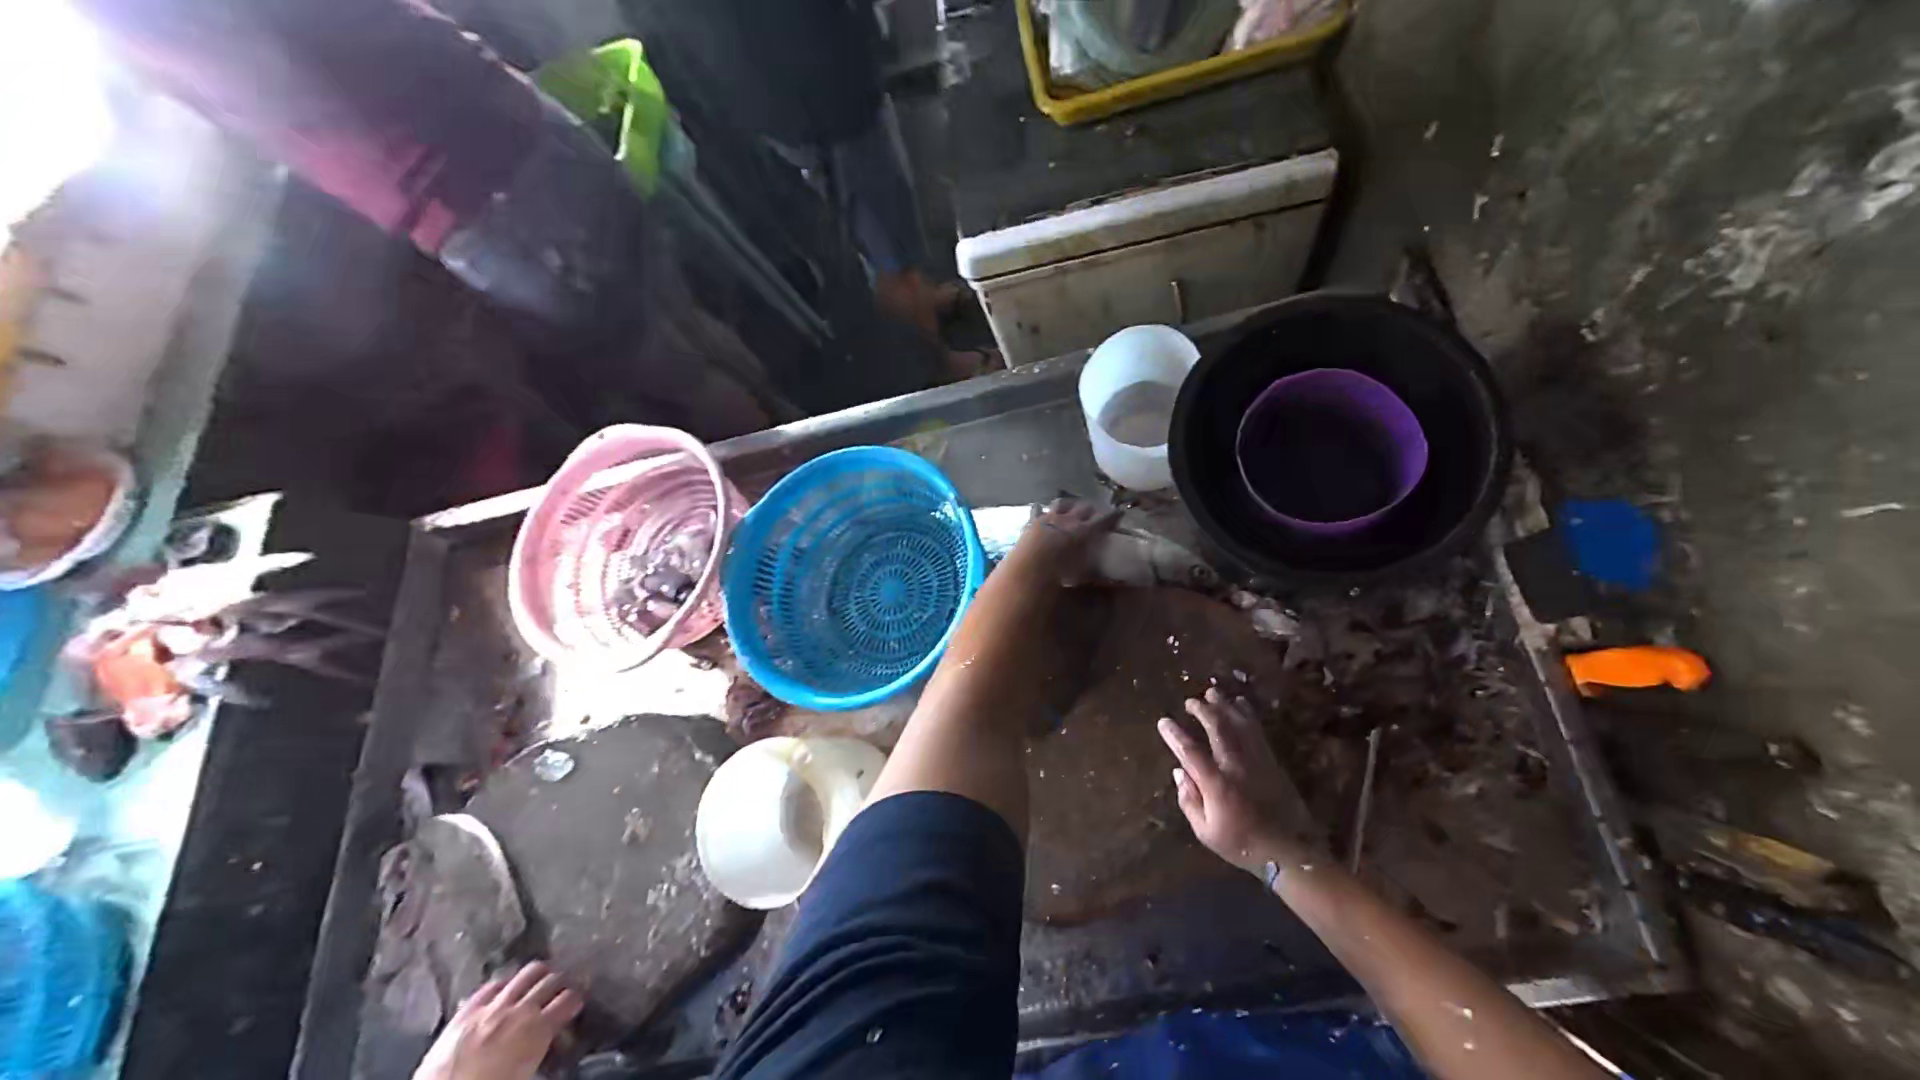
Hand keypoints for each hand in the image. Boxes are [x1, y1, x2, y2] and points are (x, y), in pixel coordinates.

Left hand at [414, 962, 583, 1079]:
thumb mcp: (525, 1074)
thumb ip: (541, 1050)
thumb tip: (551, 1041)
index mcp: (538, 1029)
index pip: (569, 1000)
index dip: (577, 997)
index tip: (577, 999)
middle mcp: (521, 1010)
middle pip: (551, 980)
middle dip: (562, 980)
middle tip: (564, 984)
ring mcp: (493, 1007)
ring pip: (526, 974)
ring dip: (539, 973)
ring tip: (541, 976)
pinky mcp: (467, 1010)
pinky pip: (492, 985)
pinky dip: (504, 983)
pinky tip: (506, 988)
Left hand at [1006, 497, 1119, 584]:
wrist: (1030, 567)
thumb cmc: (1060, 573)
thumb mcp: (1083, 576)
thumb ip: (1098, 577)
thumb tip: (1112, 583)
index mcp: (1085, 530)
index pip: (1104, 519)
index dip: (1113, 515)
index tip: (1120, 513)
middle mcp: (1068, 519)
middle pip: (1084, 507)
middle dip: (1091, 508)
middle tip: (1095, 512)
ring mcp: (1049, 518)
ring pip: (1061, 503)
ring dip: (1068, 504)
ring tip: (1070, 507)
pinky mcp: (1032, 521)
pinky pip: (1037, 510)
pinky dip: (1040, 509)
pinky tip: (1039, 508)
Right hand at [1158, 689, 1315, 875]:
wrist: (1290, 852)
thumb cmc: (1243, 845)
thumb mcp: (1206, 832)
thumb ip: (1189, 801)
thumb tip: (1179, 773)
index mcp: (1217, 784)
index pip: (1190, 752)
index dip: (1174, 735)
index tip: (1163, 721)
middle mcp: (1236, 766)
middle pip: (1217, 728)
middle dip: (1202, 711)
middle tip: (1191, 701)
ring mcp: (1257, 761)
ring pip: (1239, 724)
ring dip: (1225, 706)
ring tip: (1213, 693)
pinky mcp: (1272, 762)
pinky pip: (1257, 731)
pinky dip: (1247, 715)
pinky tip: (1240, 705)